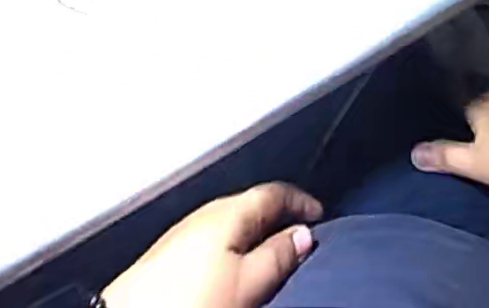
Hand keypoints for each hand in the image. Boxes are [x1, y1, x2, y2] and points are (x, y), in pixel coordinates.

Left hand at [103, 183, 322, 307]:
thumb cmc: (191, 304)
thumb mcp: (245, 286)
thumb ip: (277, 257)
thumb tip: (304, 233)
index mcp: (230, 212)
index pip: (274, 192)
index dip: (300, 202)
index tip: (319, 216)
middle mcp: (207, 213)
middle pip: (253, 204)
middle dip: (280, 217)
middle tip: (302, 237)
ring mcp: (186, 232)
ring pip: (234, 223)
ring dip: (258, 233)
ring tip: (274, 255)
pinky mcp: (169, 256)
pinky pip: (216, 239)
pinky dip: (237, 245)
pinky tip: (236, 269)